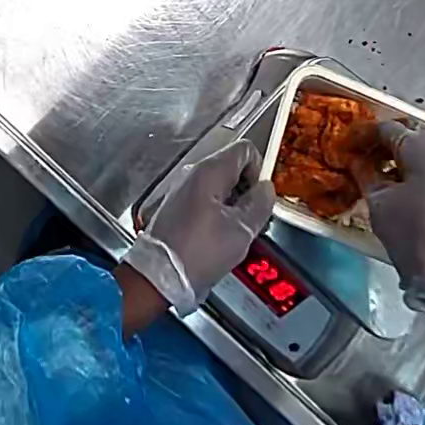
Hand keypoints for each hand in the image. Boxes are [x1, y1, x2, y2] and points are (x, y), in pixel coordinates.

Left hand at [123, 138, 274, 314]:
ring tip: (234, 231)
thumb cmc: (197, 252)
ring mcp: (182, 187)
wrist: (158, 275)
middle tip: (250, 218)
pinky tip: (216, 236)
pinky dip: (216, 211)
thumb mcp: (240, 231)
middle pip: (232, 165)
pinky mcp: (176, 204)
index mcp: (210, 171)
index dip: (260, 170)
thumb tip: (266, 189)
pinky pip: (205, 197)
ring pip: (219, 183)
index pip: (245, 149)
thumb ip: (259, 204)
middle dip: (247, 189)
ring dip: (232, 203)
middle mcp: (193, 172)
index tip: (260, 196)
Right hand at [356, 121, 424, 318]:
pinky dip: (417, 173)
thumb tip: (358, 160)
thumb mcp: (380, 204)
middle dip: (383, 146)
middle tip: (361, 158)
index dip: (366, 134)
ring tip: (378, 175)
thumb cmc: (415, 239)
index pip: (391, 130)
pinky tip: (401, 190)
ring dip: (400, 161)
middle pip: (411, 139)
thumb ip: (366, 173)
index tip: (349, 143)